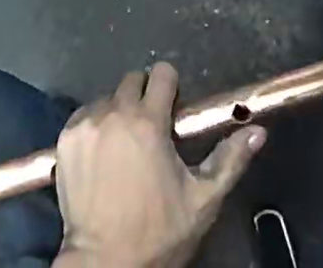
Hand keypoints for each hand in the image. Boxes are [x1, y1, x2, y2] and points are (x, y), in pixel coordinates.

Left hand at [53, 62, 267, 267]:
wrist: (105, 266)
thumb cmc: (158, 232)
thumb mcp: (202, 199)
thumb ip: (230, 159)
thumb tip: (258, 131)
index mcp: (148, 122)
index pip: (162, 73)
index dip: (171, 87)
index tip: (172, 109)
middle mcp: (114, 114)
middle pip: (133, 81)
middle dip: (144, 97)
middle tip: (150, 129)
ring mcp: (86, 126)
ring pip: (107, 98)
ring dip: (118, 111)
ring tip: (125, 145)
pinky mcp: (64, 141)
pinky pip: (84, 115)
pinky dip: (95, 125)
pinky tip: (103, 152)